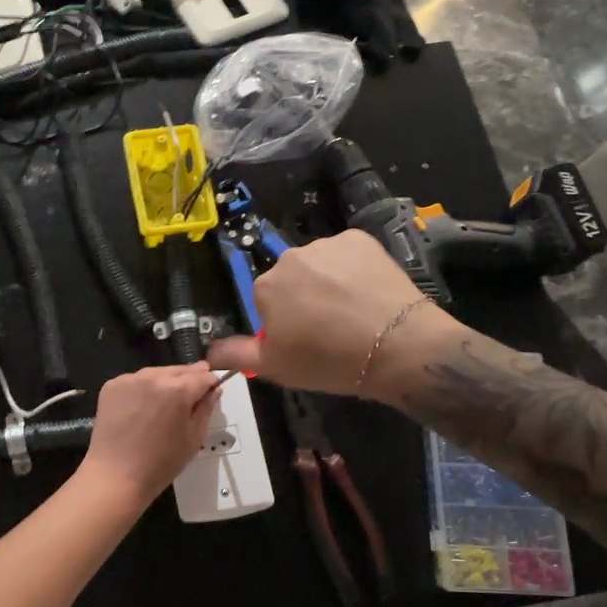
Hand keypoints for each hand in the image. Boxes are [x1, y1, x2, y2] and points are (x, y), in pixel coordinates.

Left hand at [80, 364, 224, 500]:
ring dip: (166, 381)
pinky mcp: (112, 386)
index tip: (212, 389)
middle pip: (179, 370)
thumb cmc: (161, 462)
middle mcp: (153, 377)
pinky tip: (143, 406)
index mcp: (178, 390)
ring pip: (157, 373)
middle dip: (189, 378)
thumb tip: (213, 389)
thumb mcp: (193, 438)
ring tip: (167, 400)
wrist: (116, 474)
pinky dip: (143, 388)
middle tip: (193, 391)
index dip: (210, 382)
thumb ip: (205, 408)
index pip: (202, 376)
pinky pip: (136, 380)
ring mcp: (129, 379)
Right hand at [207, 230, 462, 398]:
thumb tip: (209, 351)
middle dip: (303, 298)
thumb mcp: (275, 367)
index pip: (266, 302)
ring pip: (320, 265)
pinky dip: (354, 270)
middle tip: (329, 329)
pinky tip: (369, 294)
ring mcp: (327, 244)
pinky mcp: (361, 239)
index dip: (284, 323)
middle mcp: (290, 257)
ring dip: (328, 282)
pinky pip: (348, 254)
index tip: (304, 341)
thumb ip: (236, 354)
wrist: (397, 346)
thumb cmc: (329, 361)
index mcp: (265, 286)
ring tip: (354, 313)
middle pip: (291, 279)